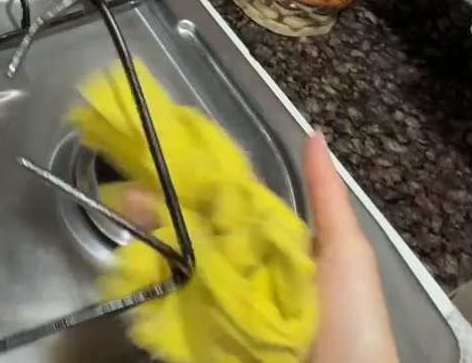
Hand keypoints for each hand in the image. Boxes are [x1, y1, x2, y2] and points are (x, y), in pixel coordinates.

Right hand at [107, 132, 400, 362]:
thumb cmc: (351, 322)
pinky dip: (149, 288)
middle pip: (193, 231)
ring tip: (121, 215)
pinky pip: (172, 311)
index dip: (195, 181)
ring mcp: (220, 308)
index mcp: (269, 247)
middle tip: (126, 190)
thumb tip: (313, 132)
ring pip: (177, 265)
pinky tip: (129, 261)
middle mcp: (240, 272)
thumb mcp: (346, 253)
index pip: (225, 205)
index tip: (161, 157)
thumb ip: (326, 195)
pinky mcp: (203, 340)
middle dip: (159, 208)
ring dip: (147, 241)